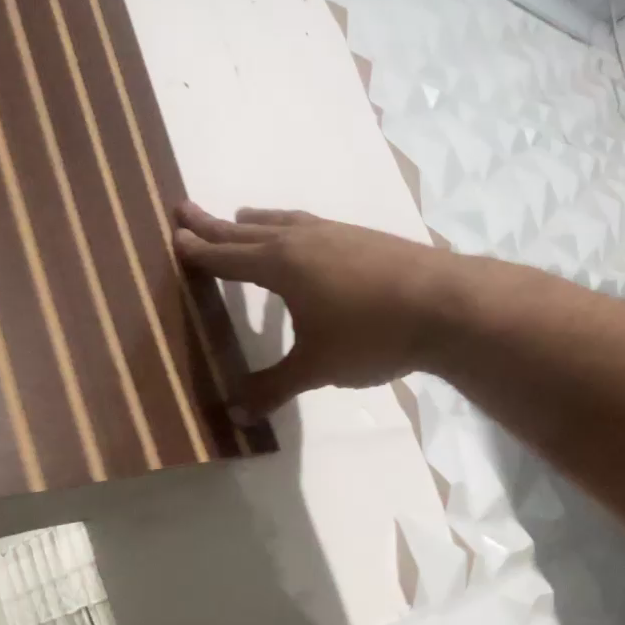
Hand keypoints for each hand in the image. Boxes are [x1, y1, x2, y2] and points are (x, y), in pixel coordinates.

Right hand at [174, 201, 469, 416]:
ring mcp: (335, 234)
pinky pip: (310, 225)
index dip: (200, 252)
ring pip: (283, 222)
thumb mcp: (315, 366)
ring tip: (240, 216)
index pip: (228, 257)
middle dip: (214, 225)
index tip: (175, 237)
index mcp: (281, 265)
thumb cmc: (371, 334)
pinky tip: (303, 236)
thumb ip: (273, 387)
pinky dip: (290, 226)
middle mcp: (302, 240)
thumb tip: (236, 414)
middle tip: (185, 209)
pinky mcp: (363, 238)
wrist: (448, 305)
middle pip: (247, 231)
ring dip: (255, 221)